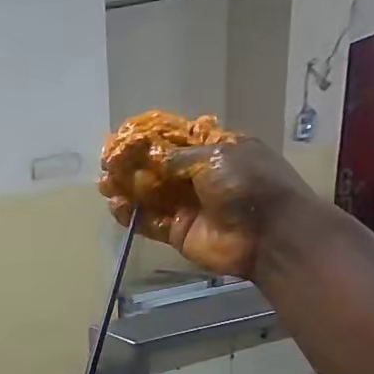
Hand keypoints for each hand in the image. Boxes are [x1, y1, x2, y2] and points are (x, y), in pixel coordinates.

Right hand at [100, 138, 317, 278]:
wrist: (268, 235)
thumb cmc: (248, 185)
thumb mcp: (216, 157)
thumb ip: (176, 157)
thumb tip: (147, 155)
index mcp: (216, 151)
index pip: (177, 141)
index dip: (150, 140)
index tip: (124, 139)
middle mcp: (199, 177)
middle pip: (158, 169)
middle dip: (132, 166)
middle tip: (107, 164)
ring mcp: (187, 205)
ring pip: (149, 195)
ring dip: (126, 189)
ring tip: (105, 185)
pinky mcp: (177, 231)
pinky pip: (149, 221)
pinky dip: (131, 215)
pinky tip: (116, 206)